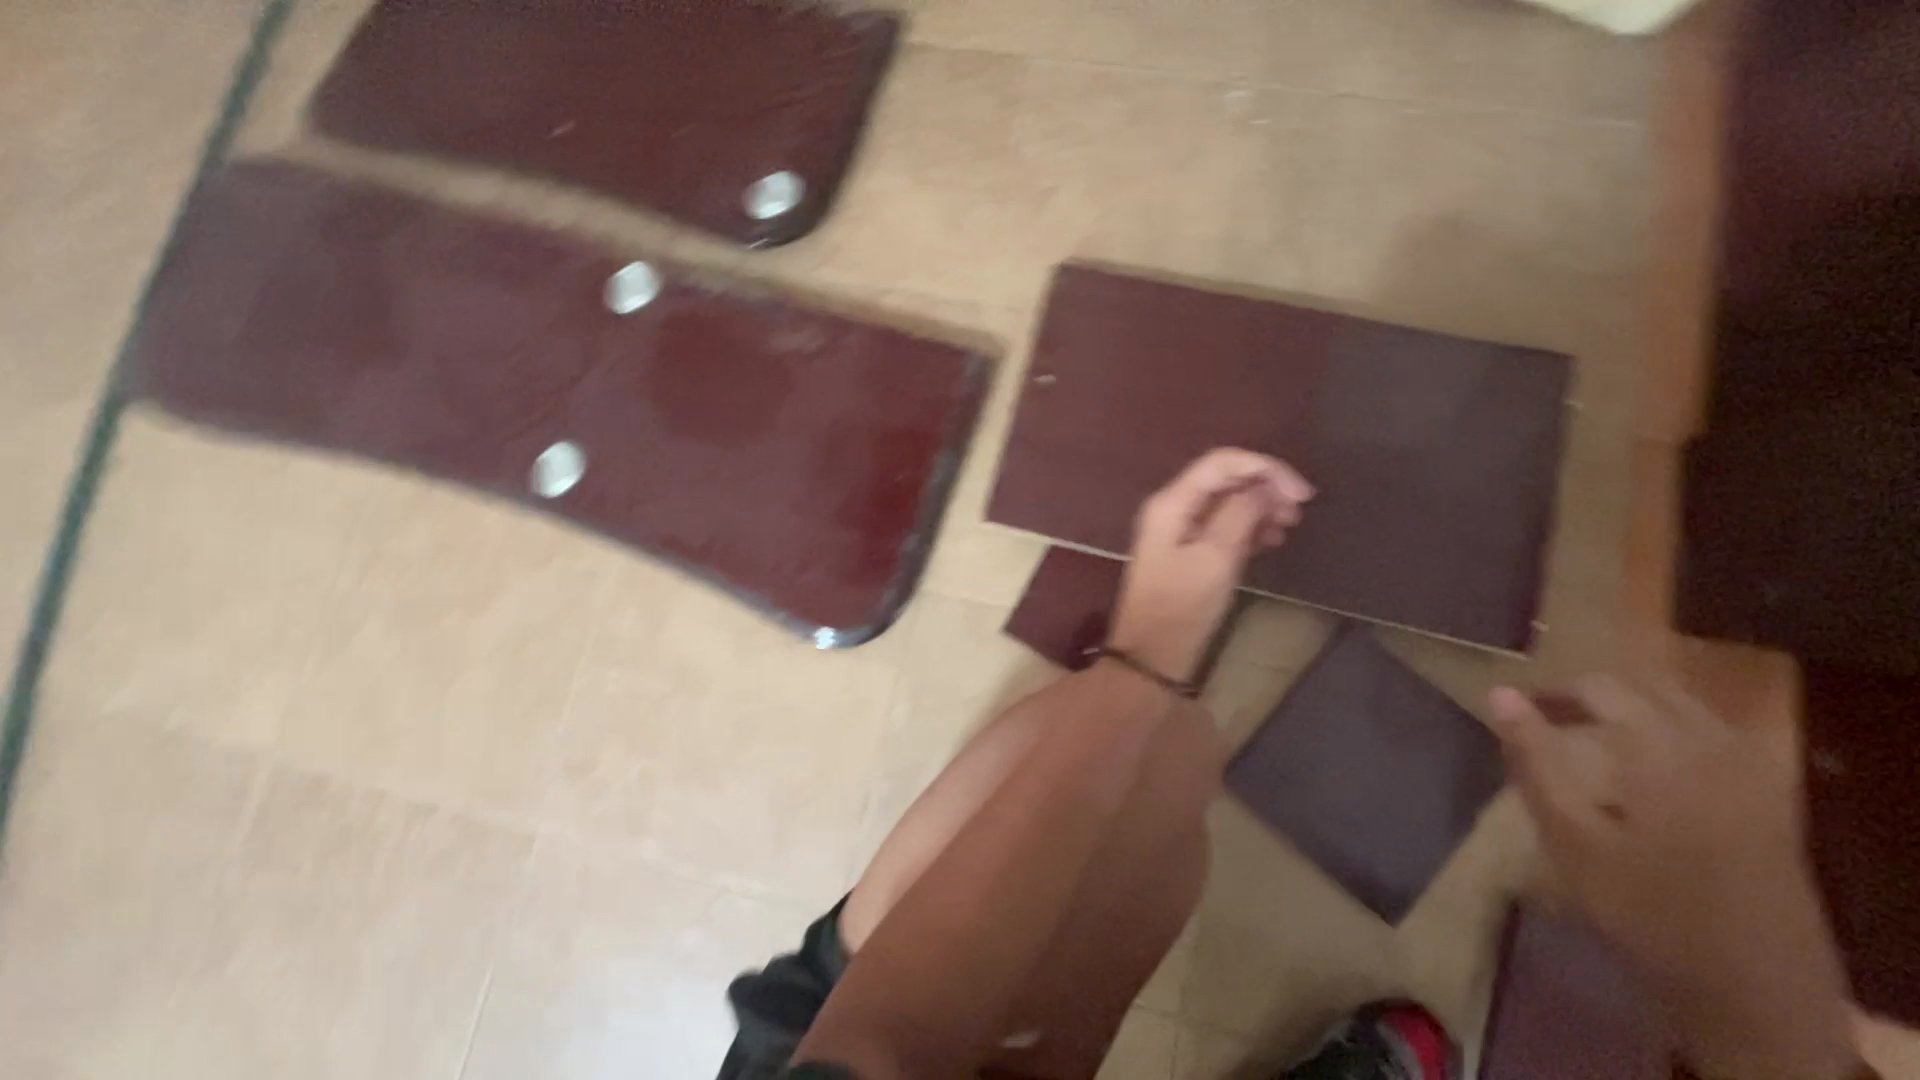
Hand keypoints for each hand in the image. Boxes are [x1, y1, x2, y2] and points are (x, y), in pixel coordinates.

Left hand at [1108, 448, 1313, 680]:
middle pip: (1225, 479)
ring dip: (1260, 508)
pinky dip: (1248, 528)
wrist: (1152, 656)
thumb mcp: (1216, 557)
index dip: (1264, 468)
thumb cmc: (1182, 607)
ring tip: (1288, 526)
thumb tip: (1266, 485)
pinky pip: (1222, 527)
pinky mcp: (1189, 553)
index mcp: (1171, 503)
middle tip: (1298, 511)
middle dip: (1264, 487)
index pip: (1221, 462)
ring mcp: (1179, 531)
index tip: (1301, 493)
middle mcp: (1173, 509)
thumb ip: (1240, 514)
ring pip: (1227, 503)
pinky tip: (1271, 541)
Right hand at [1489, 678, 1856, 1079]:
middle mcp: (1711, 742)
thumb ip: (1534, 759)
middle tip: (1546, 718)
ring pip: (1683, 708)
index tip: (1513, 704)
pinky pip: (1712, 736)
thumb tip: (1498, 693)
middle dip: (1592, 694)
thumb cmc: (1643, 908)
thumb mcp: (1570, 837)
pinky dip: (1669, 732)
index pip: (1598, 686)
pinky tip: (1646, 767)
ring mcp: (1750, 769)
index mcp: (1660, 745)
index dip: (1550, 688)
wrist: (1752, 985)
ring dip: (1632, 710)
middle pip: (1646, 687)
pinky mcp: (1770, 798)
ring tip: (1588, 739)